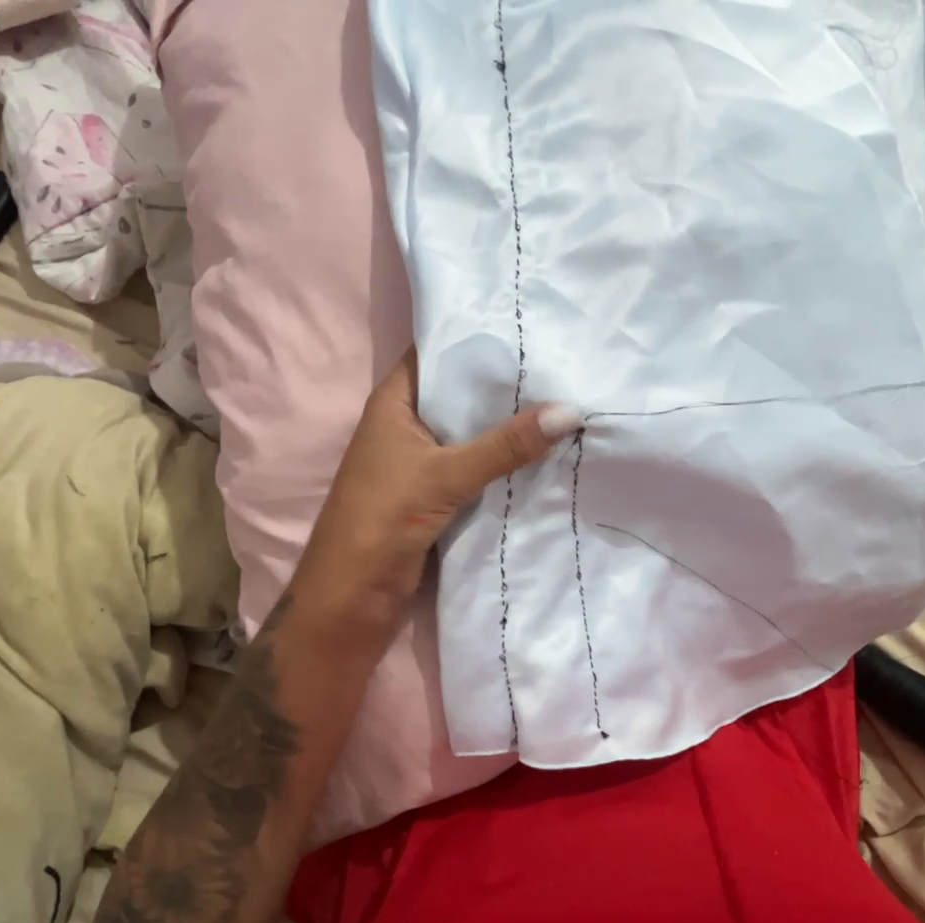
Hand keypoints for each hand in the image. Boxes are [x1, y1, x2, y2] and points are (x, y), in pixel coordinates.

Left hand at [288, 349, 580, 645]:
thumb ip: (505, 445)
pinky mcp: (436, 496)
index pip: (435, 353)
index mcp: (393, 404)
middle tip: (562, 363)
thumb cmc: (383, 518)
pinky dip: (504, 462)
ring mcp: (421, 462)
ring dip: (508, 426)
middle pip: (459, 394)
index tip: (527, 324)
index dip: (475, 337)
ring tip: (567, 400)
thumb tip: (571, 411)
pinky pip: (477, 468)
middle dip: (504, 384)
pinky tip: (546, 452)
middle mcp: (406, 426)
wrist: (353, 596)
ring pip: (471, 433)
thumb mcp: (445, 474)